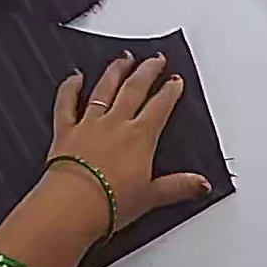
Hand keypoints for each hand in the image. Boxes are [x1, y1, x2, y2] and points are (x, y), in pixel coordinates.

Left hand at [49, 52, 210, 234]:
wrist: (72, 206)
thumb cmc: (110, 203)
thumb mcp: (152, 196)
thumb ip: (179, 187)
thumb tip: (202, 184)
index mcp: (140, 137)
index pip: (160, 106)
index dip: (170, 91)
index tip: (175, 80)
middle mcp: (116, 124)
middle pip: (135, 88)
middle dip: (148, 71)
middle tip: (156, 59)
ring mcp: (89, 124)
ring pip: (105, 89)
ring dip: (116, 72)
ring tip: (124, 59)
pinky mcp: (65, 131)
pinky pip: (66, 103)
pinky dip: (70, 88)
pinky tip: (75, 77)